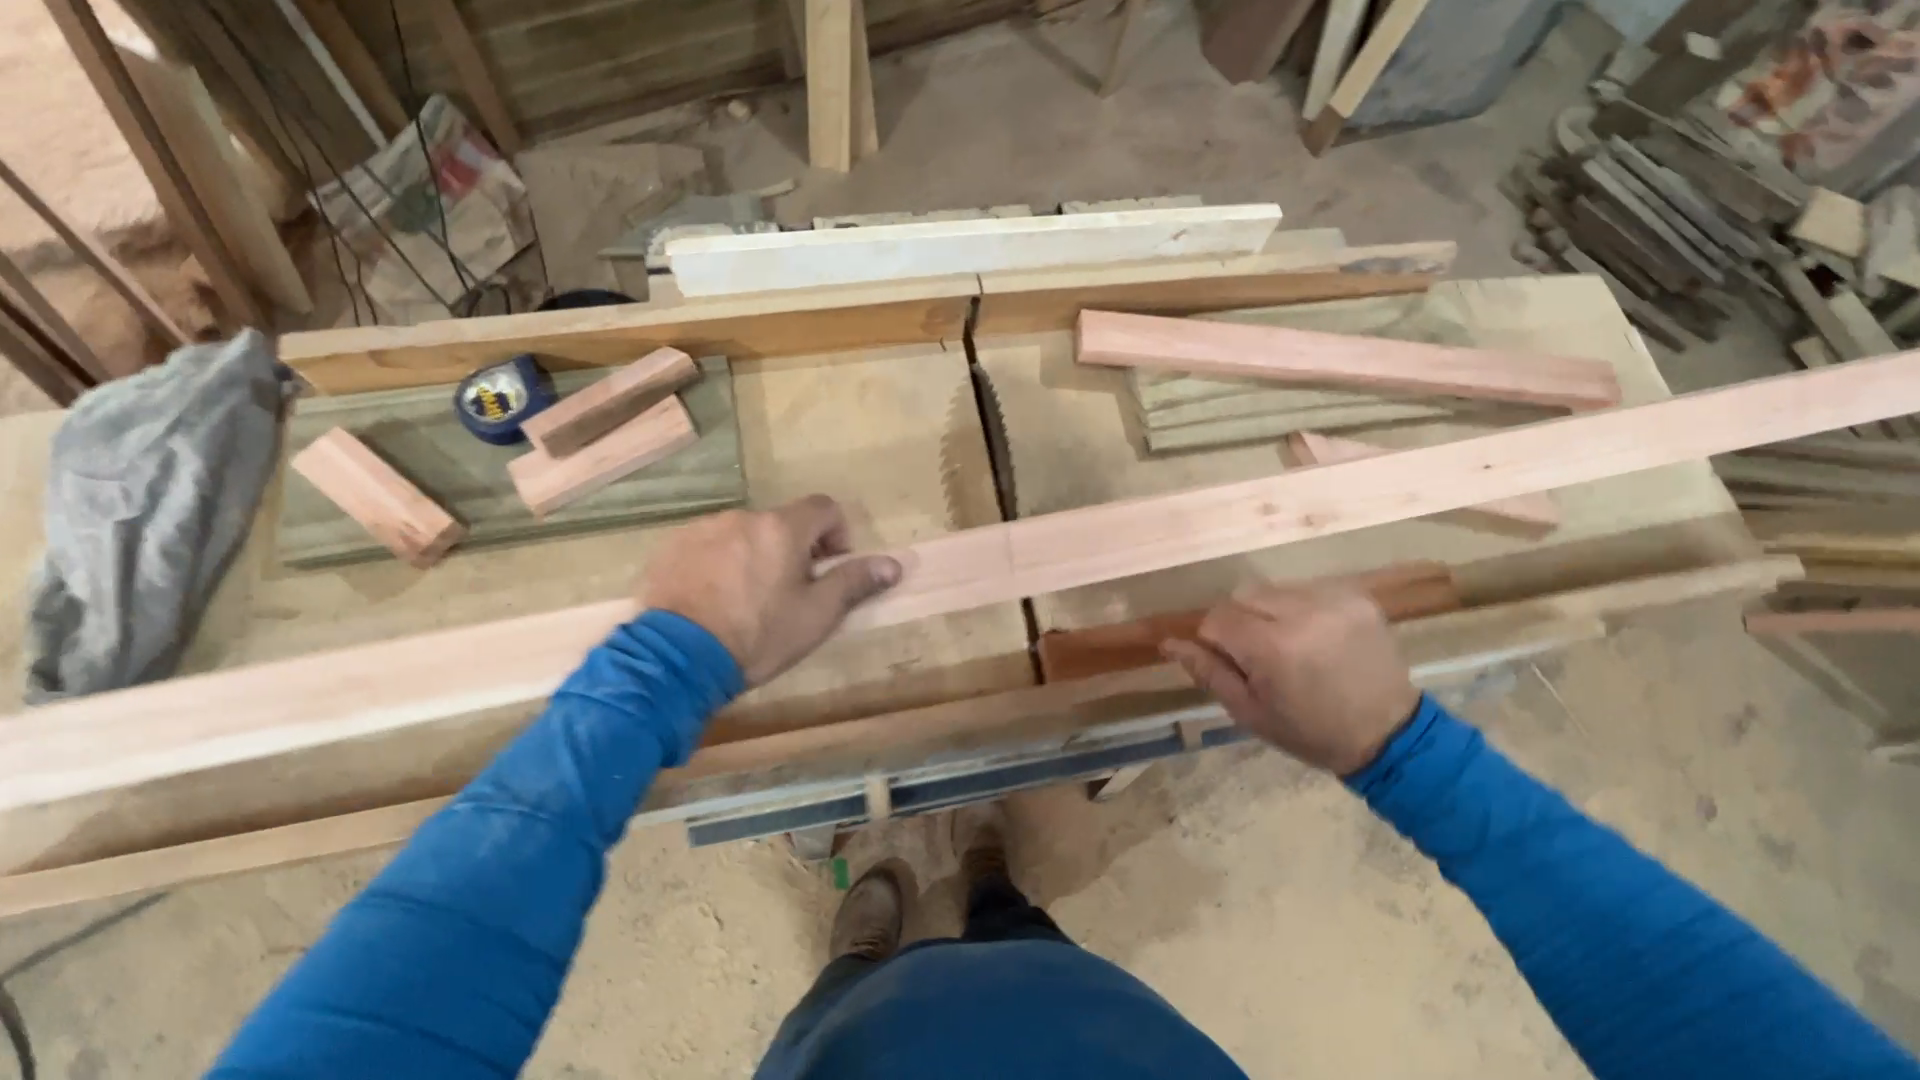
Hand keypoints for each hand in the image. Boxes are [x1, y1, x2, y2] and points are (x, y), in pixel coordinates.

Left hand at [639, 495, 901, 686]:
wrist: (677, 658)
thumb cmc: (758, 635)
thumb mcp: (816, 615)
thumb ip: (853, 583)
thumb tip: (893, 564)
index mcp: (782, 528)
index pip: (824, 508)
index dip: (836, 534)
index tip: (829, 568)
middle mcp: (742, 517)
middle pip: (781, 524)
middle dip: (792, 551)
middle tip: (789, 595)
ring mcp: (701, 530)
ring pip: (743, 536)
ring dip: (754, 557)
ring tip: (746, 602)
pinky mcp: (671, 549)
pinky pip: (707, 548)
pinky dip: (718, 565)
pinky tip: (713, 603)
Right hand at [1161, 582, 1420, 775]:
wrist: (1389, 735)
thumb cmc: (1309, 731)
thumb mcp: (1249, 712)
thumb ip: (1207, 672)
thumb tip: (1169, 643)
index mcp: (1272, 647)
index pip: (1217, 618)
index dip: (1215, 641)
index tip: (1233, 664)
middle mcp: (1302, 613)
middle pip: (1243, 595)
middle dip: (1241, 622)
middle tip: (1260, 656)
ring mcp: (1334, 600)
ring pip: (1273, 589)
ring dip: (1270, 612)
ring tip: (1291, 646)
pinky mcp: (1357, 596)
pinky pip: (1307, 589)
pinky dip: (1301, 609)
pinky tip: (1316, 638)